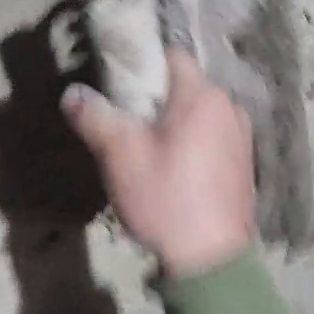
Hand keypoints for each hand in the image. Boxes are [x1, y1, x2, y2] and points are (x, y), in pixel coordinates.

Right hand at [62, 50, 256, 277]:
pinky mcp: (242, 163)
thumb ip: (95, 117)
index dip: (138, 63)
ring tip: (140, 147)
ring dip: (169, 122)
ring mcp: (241, 136)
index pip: (170, 56)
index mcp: (203, 96)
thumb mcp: (119, 155)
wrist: (209, 257)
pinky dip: (186, 142)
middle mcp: (229, 107)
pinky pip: (208, 137)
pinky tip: (167, 168)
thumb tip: (72, 92)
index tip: (112, 82)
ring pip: (194, 114)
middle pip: (182, 86)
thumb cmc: (165, 197)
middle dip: (151, 97)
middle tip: (119, 120)